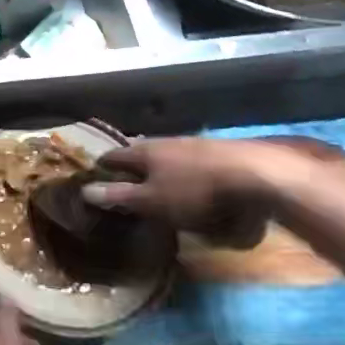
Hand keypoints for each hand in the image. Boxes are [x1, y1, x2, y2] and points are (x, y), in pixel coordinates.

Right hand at [79, 136, 344, 246]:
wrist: (258, 176)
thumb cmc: (195, 191)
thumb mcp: (151, 202)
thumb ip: (119, 196)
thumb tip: (85, 190)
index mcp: (144, 151)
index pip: (114, 156)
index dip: (102, 166)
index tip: (94, 176)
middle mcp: (166, 142)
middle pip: (143, 154)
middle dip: (135, 168)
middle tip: (129, 186)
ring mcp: (196, 145)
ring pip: (171, 158)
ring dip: (165, 172)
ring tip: (164, 190)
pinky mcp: (223, 154)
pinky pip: (196, 166)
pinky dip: (191, 178)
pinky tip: (200, 192)